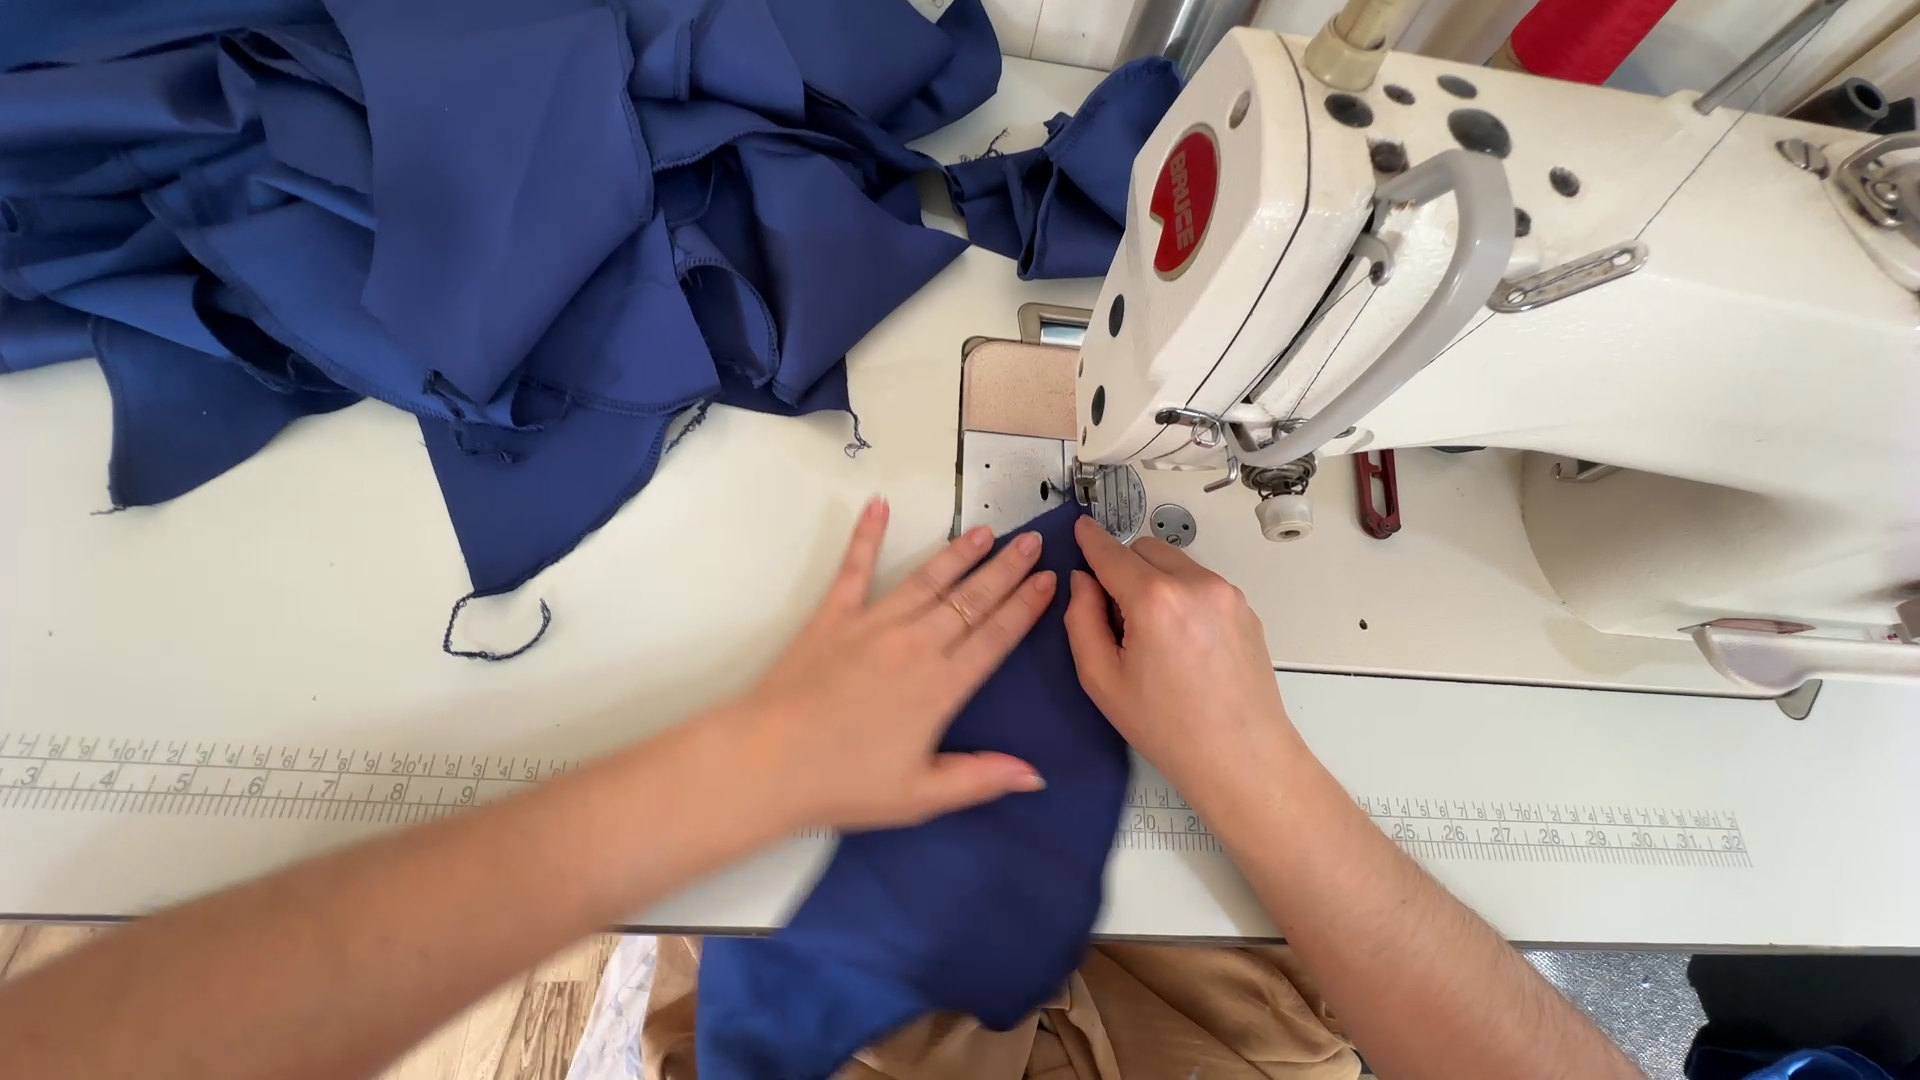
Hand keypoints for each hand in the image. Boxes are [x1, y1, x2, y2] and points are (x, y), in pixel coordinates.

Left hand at [726, 497, 1053, 831]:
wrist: (767, 763)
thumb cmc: (845, 783)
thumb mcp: (920, 796)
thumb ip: (980, 779)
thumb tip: (1036, 775)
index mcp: (941, 686)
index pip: (995, 637)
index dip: (1026, 607)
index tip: (1049, 580)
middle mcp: (915, 645)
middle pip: (971, 600)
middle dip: (1006, 569)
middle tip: (1031, 540)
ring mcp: (873, 624)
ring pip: (928, 579)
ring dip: (959, 553)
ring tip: (985, 530)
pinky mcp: (833, 615)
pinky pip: (855, 569)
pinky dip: (867, 536)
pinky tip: (878, 505)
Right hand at [1063, 515, 1297, 799]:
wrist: (1241, 757)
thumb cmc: (1167, 726)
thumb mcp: (1101, 679)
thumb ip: (1081, 619)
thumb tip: (1083, 582)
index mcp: (1155, 600)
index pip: (1112, 552)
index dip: (1091, 539)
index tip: (1080, 528)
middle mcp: (1195, 584)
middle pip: (1145, 548)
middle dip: (1124, 568)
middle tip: (1118, 615)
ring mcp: (1226, 593)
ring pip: (1174, 563)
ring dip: (1154, 579)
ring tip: (1154, 634)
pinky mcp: (1244, 607)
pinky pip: (1200, 582)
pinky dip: (1181, 594)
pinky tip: (1182, 642)